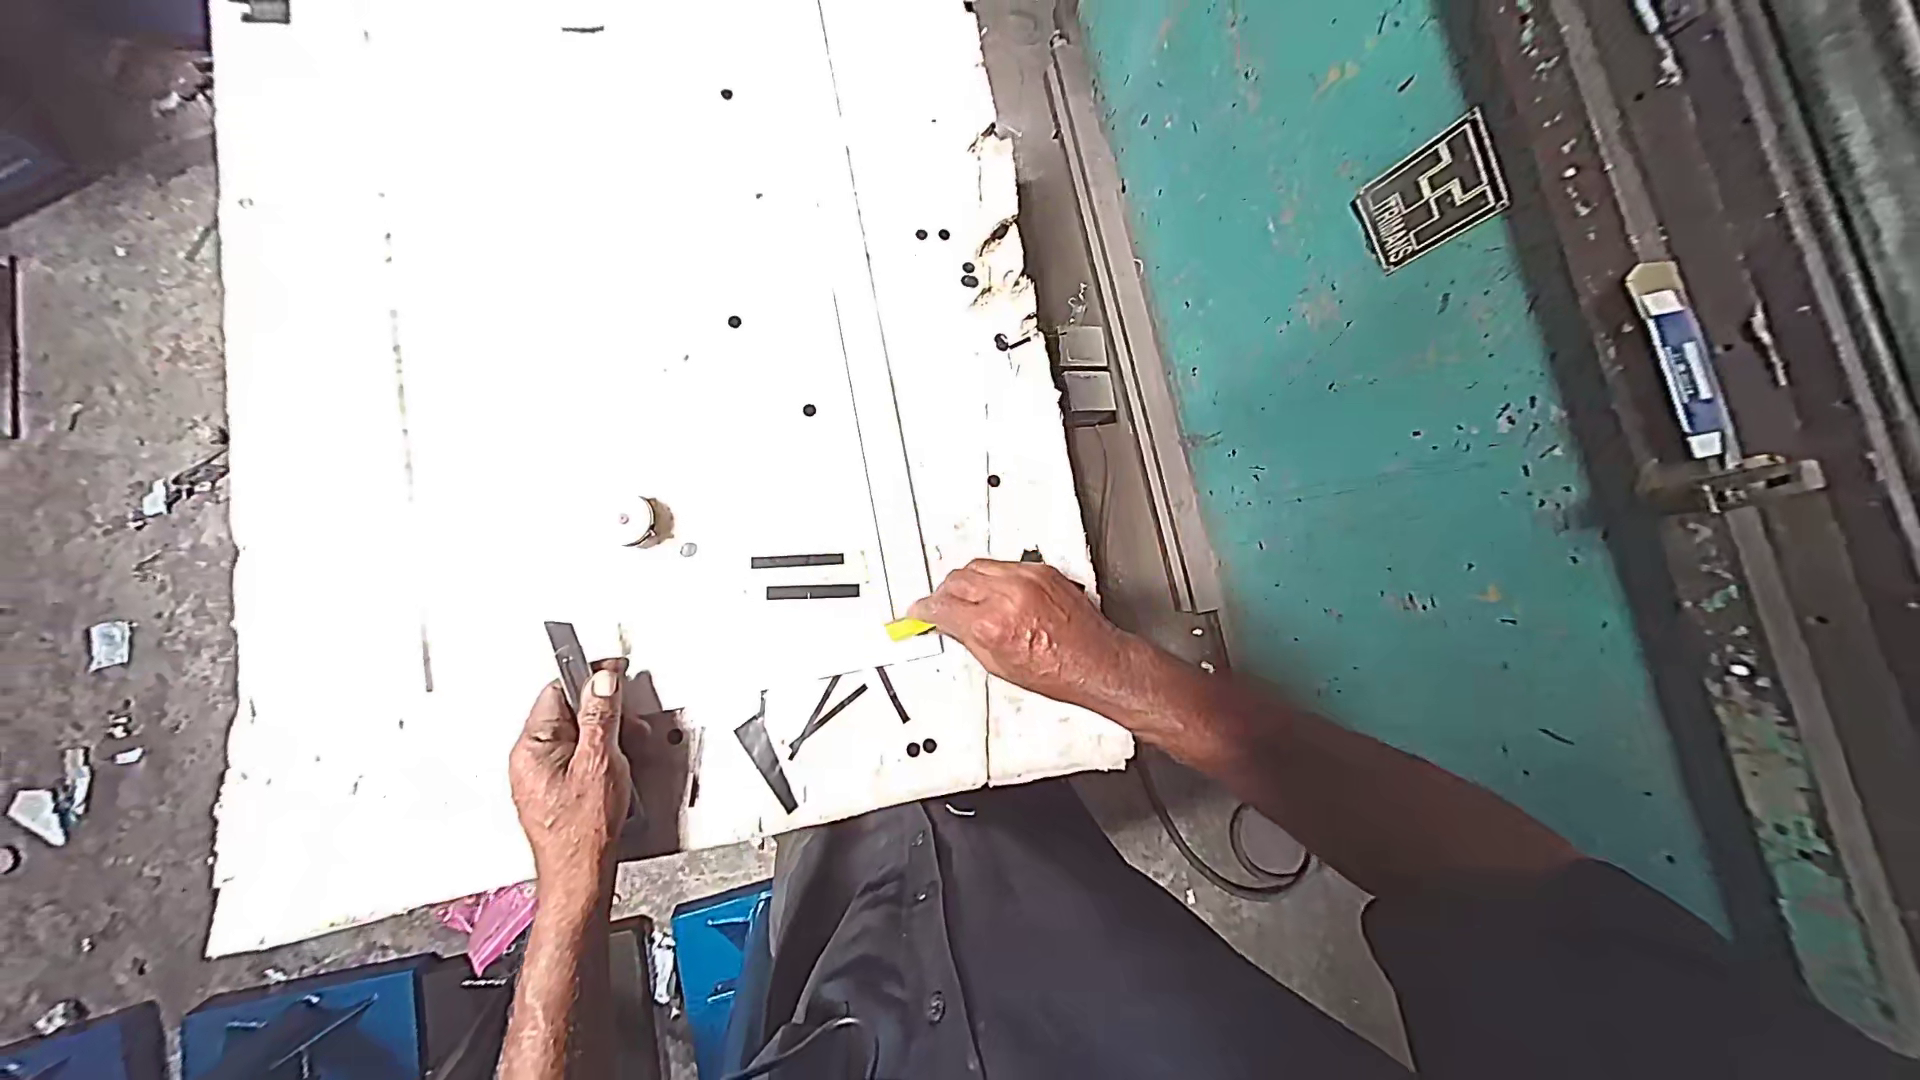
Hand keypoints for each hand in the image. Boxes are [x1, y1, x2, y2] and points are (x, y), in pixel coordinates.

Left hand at [509, 660, 639, 911]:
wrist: (582, 871)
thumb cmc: (584, 829)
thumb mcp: (600, 761)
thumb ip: (601, 716)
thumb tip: (602, 681)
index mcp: (532, 747)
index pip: (558, 691)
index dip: (589, 679)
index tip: (614, 672)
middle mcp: (531, 758)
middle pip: (570, 710)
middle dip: (604, 711)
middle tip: (625, 725)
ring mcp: (543, 773)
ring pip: (579, 731)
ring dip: (607, 733)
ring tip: (623, 752)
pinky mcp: (558, 784)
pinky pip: (581, 752)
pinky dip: (603, 751)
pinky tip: (617, 766)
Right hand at [907, 559, 1136, 706]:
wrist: (1097, 662)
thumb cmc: (1058, 672)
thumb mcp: (998, 666)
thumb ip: (968, 638)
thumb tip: (949, 623)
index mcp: (993, 624)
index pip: (942, 606)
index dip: (924, 610)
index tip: (918, 612)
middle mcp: (1008, 595)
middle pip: (955, 580)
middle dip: (944, 594)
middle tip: (942, 606)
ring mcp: (1027, 579)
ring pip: (977, 567)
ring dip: (966, 582)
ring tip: (969, 599)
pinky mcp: (1041, 571)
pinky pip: (1003, 565)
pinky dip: (993, 577)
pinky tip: (996, 592)